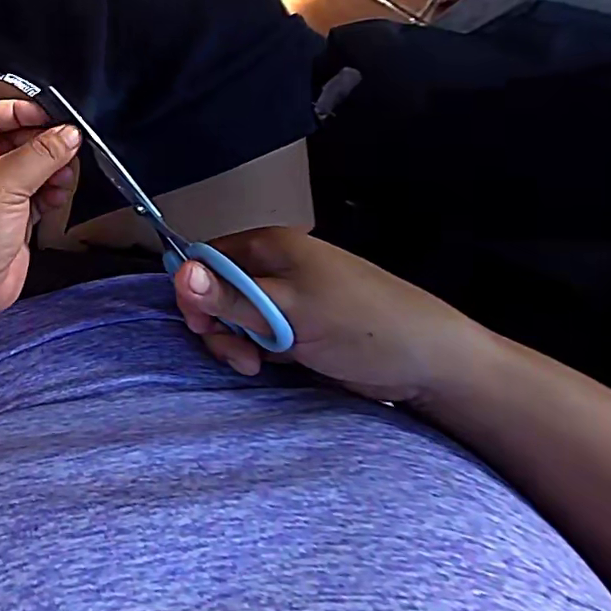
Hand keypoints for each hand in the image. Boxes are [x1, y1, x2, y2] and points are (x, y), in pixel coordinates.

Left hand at [0, 99, 79, 334]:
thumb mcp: (5, 183)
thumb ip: (41, 154)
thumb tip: (69, 133)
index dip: (18, 111)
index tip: (49, 114)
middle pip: (16, 141)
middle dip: (43, 142)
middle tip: (67, 145)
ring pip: (31, 169)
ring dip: (52, 169)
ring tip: (65, 175)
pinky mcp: (13, 220)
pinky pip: (38, 195)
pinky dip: (51, 192)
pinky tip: (59, 195)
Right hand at [171, 227, 499, 403]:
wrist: (428, 362)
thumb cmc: (366, 324)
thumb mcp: (290, 311)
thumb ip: (232, 295)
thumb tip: (181, 273)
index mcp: (272, 246)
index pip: (208, 258)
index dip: (196, 291)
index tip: (203, 324)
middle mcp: (276, 268)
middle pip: (217, 291)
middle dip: (220, 324)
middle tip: (240, 351)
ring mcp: (287, 300)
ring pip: (236, 318)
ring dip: (238, 343)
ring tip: (261, 361)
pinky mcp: (297, 328)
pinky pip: (257, 337)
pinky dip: (257, 352)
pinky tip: (273, 364)